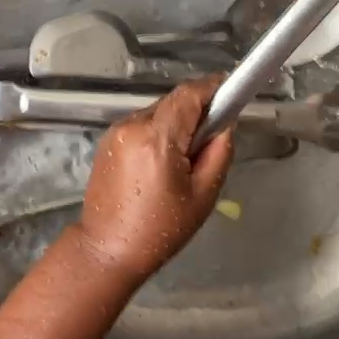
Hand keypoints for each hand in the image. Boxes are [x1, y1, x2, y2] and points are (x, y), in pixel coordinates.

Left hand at [74, 78, 235, 282]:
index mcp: (157, 138)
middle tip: (210, 142)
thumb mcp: (203, 195)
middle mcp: (133, 125)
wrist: (107, 250)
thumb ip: (219, 152)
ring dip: (176, 125)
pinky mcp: (107, 141)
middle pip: (173, 102)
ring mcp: (116, 131)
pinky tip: (161, 165)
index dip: (212, 88)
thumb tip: (224, 123)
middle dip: (195, 113)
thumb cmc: (160, 229)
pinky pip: (142, 125)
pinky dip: (158, 134)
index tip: (231, 91)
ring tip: (184, 162)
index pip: (189, 94)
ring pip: (158, 113)